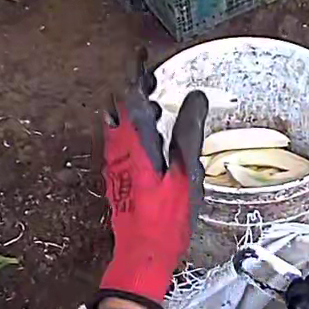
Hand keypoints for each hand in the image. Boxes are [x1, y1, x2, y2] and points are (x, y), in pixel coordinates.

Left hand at [96, 55, 206, 308]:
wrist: (141, 255)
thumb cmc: (165, 220)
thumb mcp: (186, 175)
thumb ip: (187, 134)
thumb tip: (194, 99)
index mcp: (135, 144)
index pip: (131, 95)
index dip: (138, 72)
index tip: (145, 53)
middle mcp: (118, 149)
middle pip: (120, 106)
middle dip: (135, 87)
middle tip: (152, 75)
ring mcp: (114, 163)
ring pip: (118, 124)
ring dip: (133, 107)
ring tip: (153, 98)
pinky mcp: (117, 175)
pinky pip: (119, 140)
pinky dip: (133, 127)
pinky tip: (149, 133)